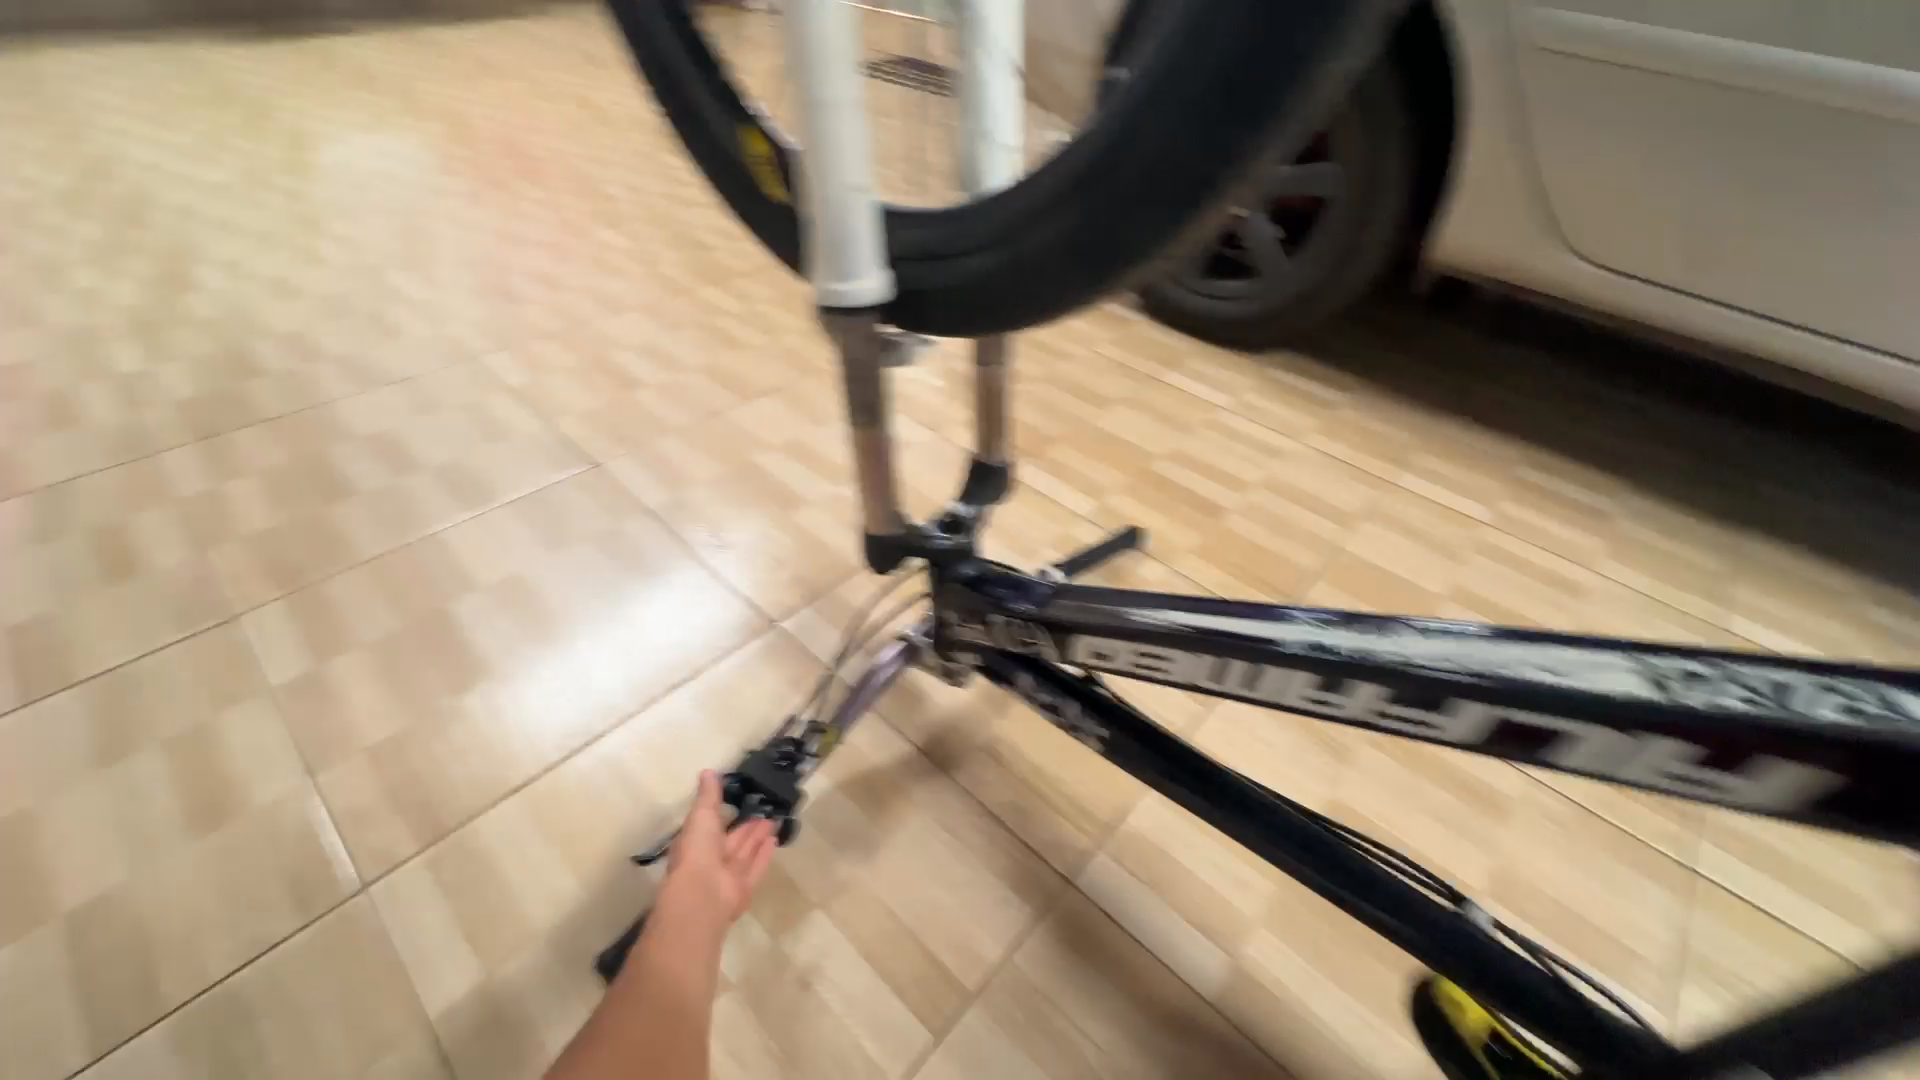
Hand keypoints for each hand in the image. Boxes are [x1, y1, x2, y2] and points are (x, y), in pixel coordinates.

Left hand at [657, 770, 779, 931]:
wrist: (701, 893)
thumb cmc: (697, 850)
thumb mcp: (701, 815)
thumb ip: (708, 796)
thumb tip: (707, 771)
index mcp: (696, 844)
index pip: (711, 827)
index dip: (725, 815)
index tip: (741, 802)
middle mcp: (711, 861)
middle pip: (732, 841)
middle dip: (747, 827)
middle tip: (765, 812)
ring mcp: (727, 877)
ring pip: (745, 853)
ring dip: (758, 838)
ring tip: (774, 821)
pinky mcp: (744, 889)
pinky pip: (756, 868)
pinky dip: (764, 855)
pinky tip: (775, 840)